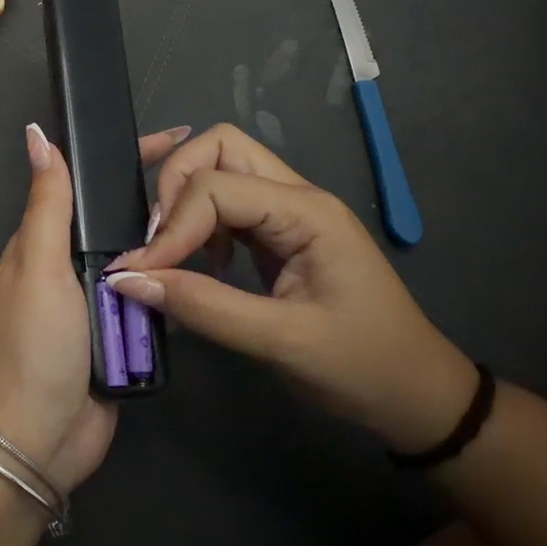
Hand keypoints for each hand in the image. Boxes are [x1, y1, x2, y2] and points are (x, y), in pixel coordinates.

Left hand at [0, 123, 187, 493]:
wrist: (38, 440)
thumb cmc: (32, 344)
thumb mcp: (37, 266)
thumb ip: (46, 204)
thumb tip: (35, 135)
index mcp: (40, 245)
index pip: (85, 187)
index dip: (125, 161)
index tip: (177, 140)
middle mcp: (67, 270)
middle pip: (119, 227)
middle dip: (159, 208)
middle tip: (216, 187)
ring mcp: (95, 307)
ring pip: (140, 265)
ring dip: (170, 251)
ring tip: (223, 224)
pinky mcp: (118, 340)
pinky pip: (149, 306)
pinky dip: (169, 293)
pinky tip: (207, 272)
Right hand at [103, 124, 475, 453]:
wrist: (419, 397)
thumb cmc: (363, 368)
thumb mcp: (283, 343)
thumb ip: (205, 307)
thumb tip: (128, 280)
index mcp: (306, 212)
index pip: (215, 187)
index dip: (171, 227)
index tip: (139, 273)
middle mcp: (296, 197)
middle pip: (218, 148)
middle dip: (175, 185)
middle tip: (158, 244)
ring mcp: (289, 213)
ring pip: (221, 169)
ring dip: (185, 203)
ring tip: (172, 255)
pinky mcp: (280, 235)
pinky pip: (228, 205)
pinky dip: (199, 224)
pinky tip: (200, 266)